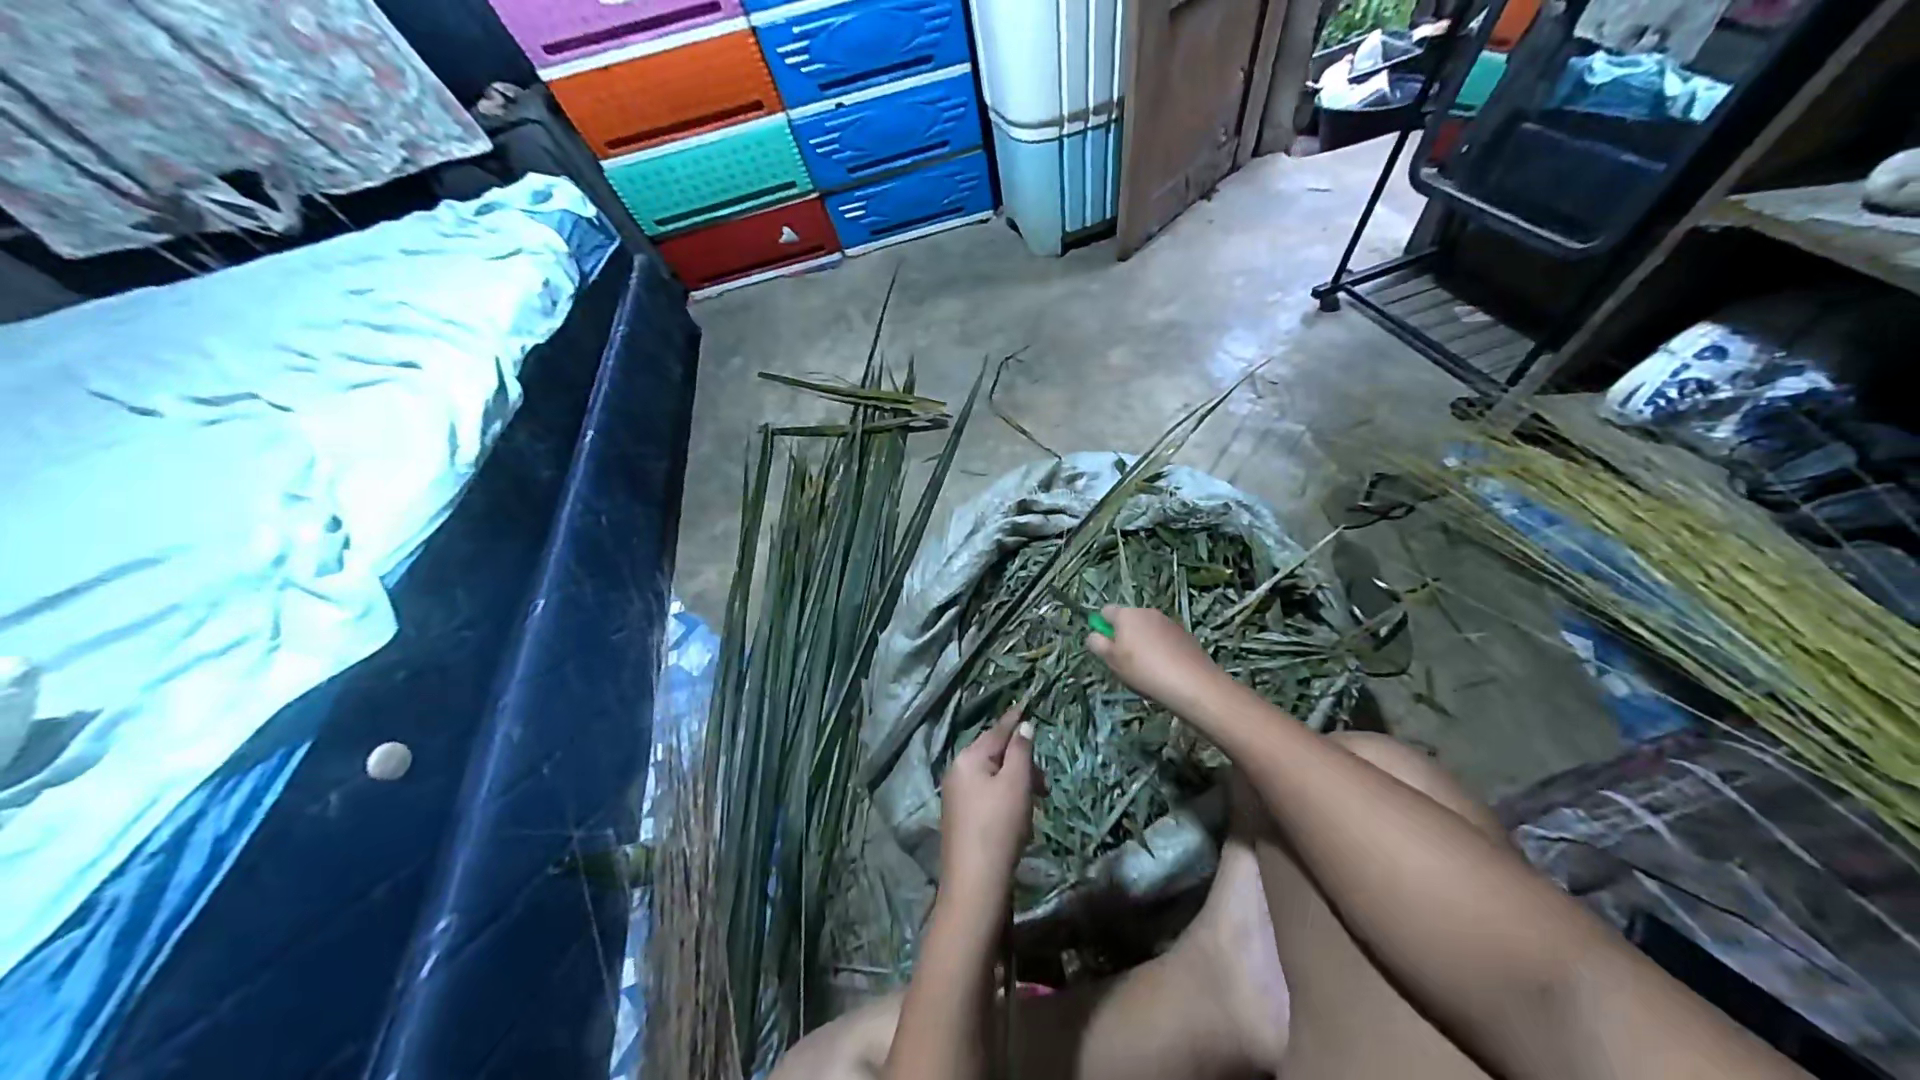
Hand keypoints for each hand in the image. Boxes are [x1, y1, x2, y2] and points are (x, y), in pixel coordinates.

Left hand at [938, 708, 1036, 914]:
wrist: (975, 883)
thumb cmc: (999, 826)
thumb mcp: (1016, 783)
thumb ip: (1021, 751)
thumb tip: (1023, 726)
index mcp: (968, 759)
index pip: (996, 731)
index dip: (1014, 721)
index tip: (1025, 705)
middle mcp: (957, 772)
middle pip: (995, 755)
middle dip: (1022, 764)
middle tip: (1044, 786)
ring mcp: (956, 797)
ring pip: (993, 778)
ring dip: (1017, 785)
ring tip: (1033, 806)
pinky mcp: (961, 819)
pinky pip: (988, 796)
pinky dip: (1006, 800)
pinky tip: (1018, 820)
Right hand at [1085, 606, 1233, 715]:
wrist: (1191, 682)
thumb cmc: (1143, 669)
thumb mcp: (1112, 660)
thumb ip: (1097, 644)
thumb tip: (1094, 635)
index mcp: (1126, 614)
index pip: (1106, 611)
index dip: (1103, 626)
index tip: (1107, 647)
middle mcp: (1147, 612)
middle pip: (1128, 619)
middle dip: (1124, 635)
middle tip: (1125, 661)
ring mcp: (1168, 621)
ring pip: (1147, 629)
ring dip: (1143, 642)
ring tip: (1147, 668)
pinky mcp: (1184, 634)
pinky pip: (1164, 637)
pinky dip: (1161, 648)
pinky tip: (1165, 668)